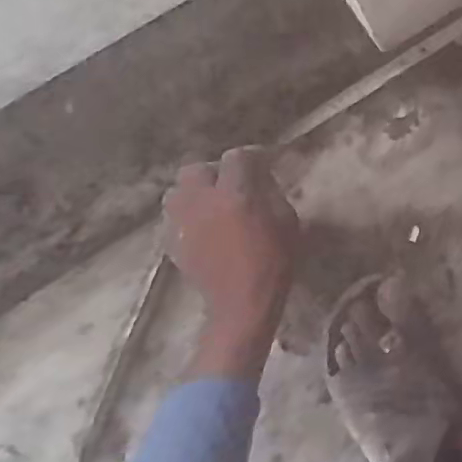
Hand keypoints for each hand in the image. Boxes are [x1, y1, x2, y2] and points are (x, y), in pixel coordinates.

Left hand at [164, 146, 298, 380]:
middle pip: (197, 168)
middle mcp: (203, 201)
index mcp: (236, 194)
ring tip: (211, 205)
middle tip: (231, 184)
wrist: (242, 305)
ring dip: (194, 192)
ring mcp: (183, 222)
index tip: (263, 163)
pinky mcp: (172, 242)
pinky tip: (201, 228)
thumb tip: (261, 180)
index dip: (251, 157)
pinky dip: (186, 216)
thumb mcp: (288, 223)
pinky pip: (173, 217)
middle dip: (214, 172)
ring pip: (178, 191)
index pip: (237, 157)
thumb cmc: (274, 264)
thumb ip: (273, 195)